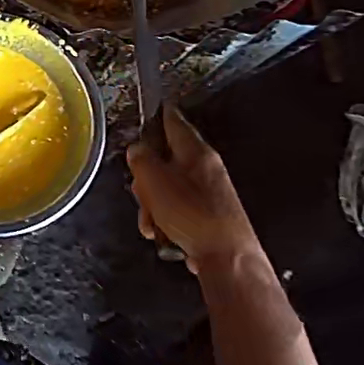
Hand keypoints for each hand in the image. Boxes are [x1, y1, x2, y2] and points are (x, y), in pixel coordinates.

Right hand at [126, 107, 261, 274]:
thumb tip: (137, 149)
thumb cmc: (191, 214)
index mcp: (195, 152)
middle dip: (146, 178)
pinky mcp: (209, 216)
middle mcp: (205, 168)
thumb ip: (141, 160)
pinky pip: (177, 210)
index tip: (150, 107)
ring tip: (151, 224)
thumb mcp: (154, 181)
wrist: (226, 258)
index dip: (158, 114)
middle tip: (141, 192)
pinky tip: (163, 235)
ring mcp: (208, 193)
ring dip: (152, 205)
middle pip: (165, 160)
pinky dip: (165, 220)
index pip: (173, 121)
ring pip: (167, 189)